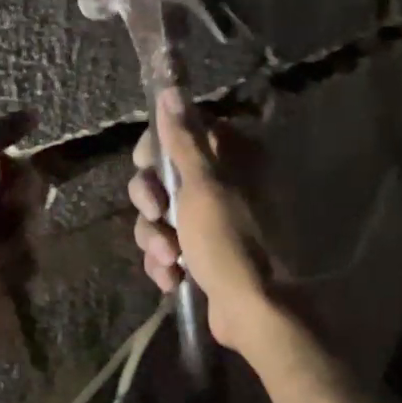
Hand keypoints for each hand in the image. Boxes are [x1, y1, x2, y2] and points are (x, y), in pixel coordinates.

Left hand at [0, 124, 41, 381]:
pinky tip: (13, 272)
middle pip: (5, 175)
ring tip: (10, 253)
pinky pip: (24, 236)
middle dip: (18, 194)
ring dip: (22, 228)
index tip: (34, 119)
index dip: (3, 133)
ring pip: (20, 206)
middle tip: (15, 218)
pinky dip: (24, 252)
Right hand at [128, 88, 276, 350]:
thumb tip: (171, 89)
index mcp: (232, 157)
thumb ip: (183, 137)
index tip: (147, 168)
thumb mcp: (202, 185)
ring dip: (155, 237)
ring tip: (167, 259)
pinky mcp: (204, 250)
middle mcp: (225, 182)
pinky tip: (171, 277)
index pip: (179, 132)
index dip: (155, 151)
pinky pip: (168, 242)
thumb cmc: (230, 241)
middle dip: (152, 202)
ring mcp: (213, 218)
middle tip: (157, 217)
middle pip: (163, 175)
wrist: (253, 313)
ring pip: (161, 213)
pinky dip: (164, 259)